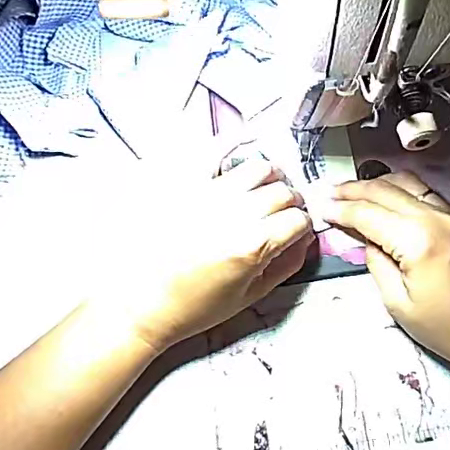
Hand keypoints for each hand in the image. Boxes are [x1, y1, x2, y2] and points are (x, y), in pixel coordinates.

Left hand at [94, 158, 314, 353]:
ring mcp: (210, 194)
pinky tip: (241, 144)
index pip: (298, 220)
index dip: (304, 226)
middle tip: (284, 212)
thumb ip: (285, 266)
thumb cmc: (194, 305)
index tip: (297, 231)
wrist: (145, 302)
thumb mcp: (249, 296)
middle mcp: (235, 213)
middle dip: (291, 202)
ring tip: (264, 189)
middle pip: (283, 191)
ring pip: (258, 167)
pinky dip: (231, 144)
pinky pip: (215, 151)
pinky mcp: (187, 185)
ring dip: (270, 177)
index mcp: (253, 245)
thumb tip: (304, 241)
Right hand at [310, 172, 449, 381]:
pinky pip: (423, 192)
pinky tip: (385, 196)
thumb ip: (376, 264)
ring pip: (405, 183)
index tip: (321, 209)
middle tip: (328, 194)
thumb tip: (366, 241)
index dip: (339, 210)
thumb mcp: (399, 304)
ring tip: (351, 190)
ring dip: (374, 183)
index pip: (366, 214)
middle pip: (383, 190)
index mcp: (417, 240)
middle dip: (351, 190)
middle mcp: (435, 219)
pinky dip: (398, 189)